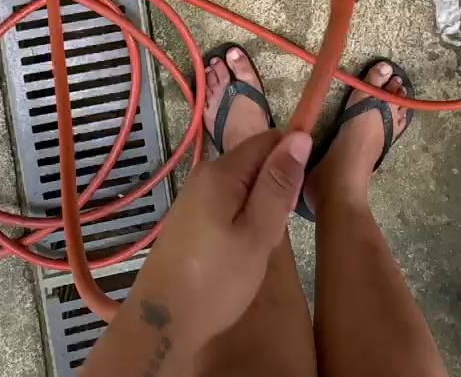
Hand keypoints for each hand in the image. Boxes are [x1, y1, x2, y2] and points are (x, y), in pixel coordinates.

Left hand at [102, 129, 310, 362]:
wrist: (161, 324)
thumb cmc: (216, 281)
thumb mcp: (258, 234)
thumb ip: (279, 185)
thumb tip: (300, 136)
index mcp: (221, 171)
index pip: (268, 140)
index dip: (289, 162)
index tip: (293, 202)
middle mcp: (204, 173)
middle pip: (254, 162)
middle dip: (274, 191)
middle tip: (272, 235)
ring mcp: (193, 195)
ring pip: (242, 185)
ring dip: (259, 209)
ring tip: (256, 248)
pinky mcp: (189, 217)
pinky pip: (227, 203)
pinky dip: (241, 221)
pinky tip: (238, 253)